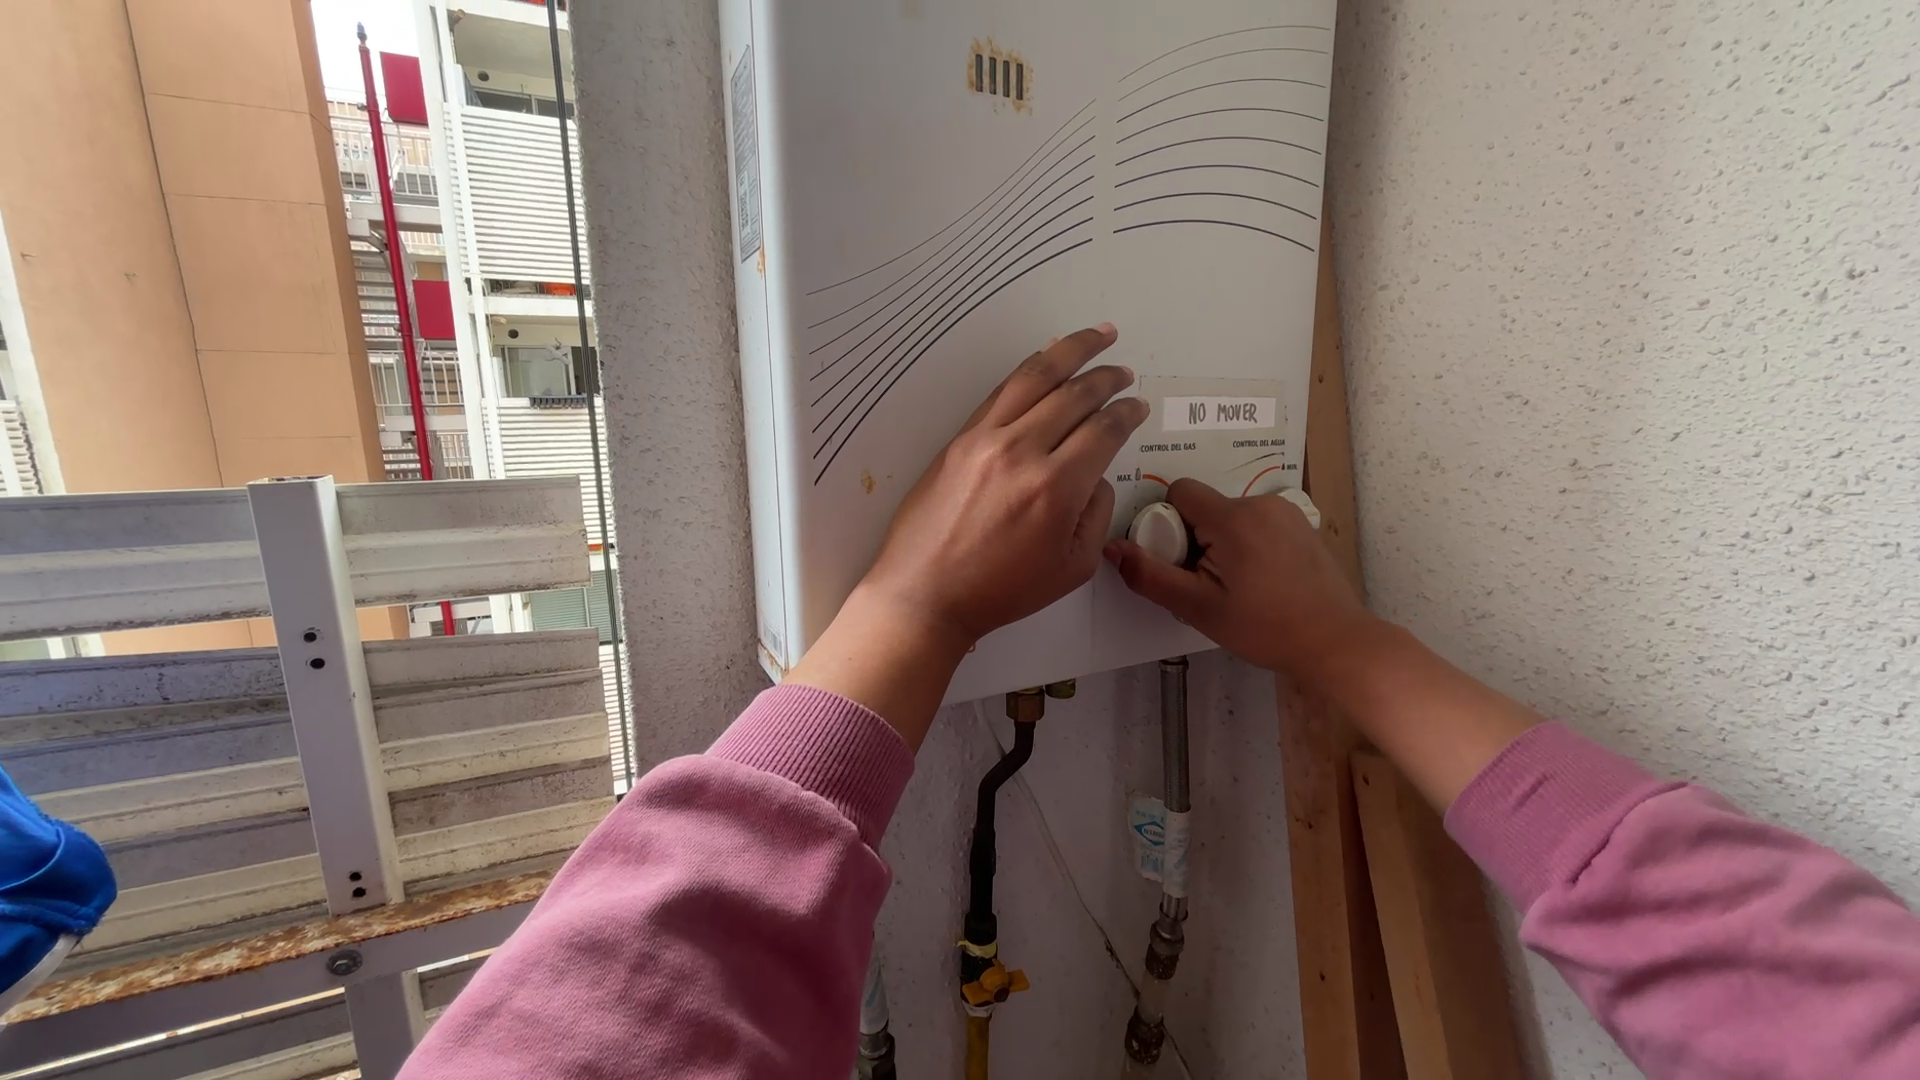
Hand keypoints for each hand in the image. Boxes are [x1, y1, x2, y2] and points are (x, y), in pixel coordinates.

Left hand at [859, 323, 1148, 646]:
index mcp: (1056, 487)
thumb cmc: (1001, 590)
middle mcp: (1022, 451)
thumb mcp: (1073, 567)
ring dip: (1070, 350)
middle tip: (1124, 370)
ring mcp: (985, 439)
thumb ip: (1097, 514)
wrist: (926, 592)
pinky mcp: (960, 439)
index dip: (1127, 412)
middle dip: (1107, 376)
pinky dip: (1029, 369)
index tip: (1137, 405)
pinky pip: (1001, 392)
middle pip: (1074, 394)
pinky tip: (1044, 361)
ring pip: (1035, 378)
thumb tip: (1096, 475)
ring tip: (1097, 335)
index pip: (1104, 430)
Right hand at [1107, 478, 1538, 809]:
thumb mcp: (1197, 607)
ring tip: (1235, 585)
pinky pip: (1255, 522)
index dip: (1168, 524)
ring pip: (1228, 515)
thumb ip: (1149, 575)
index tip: (1180, 562)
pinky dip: (1245, 544)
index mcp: (1233, 518)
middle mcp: (1260, 503)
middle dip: (1194, 537)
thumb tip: (1110, 548)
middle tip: (1207, 583)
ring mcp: (1285, 512)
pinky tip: (1259, 580)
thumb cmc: (1264, 628)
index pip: (1180, 492)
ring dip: (1219, 542)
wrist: (1336, 643)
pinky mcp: (1301, 524)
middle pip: (1204, 506)